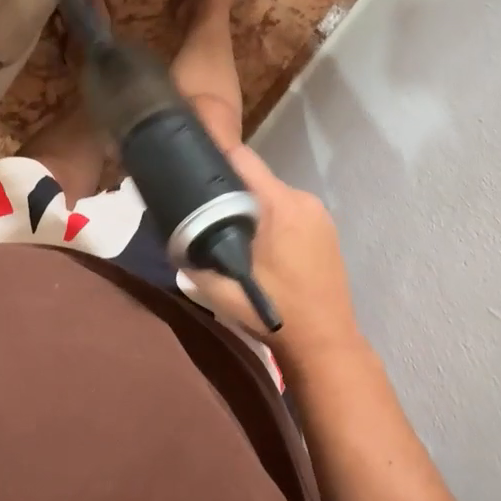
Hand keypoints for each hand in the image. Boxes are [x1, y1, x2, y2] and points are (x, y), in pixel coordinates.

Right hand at [190, 145, 364, 363]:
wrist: (325, 344)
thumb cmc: (274, 315)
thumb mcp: (222, 291)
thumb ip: (194, 261)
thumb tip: (174, 239)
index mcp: (279, 206)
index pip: (243, 159)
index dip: (216, 156)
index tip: (194, 165)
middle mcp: (302, 199)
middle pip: (258, 178)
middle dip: (232, 190)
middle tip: (207, 210)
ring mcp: (319, 212)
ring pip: (274, 194)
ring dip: (254, 206)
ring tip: (233, 231)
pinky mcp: (327, 227)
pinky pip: (290, 209)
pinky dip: (273, 217)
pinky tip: (262, 244)